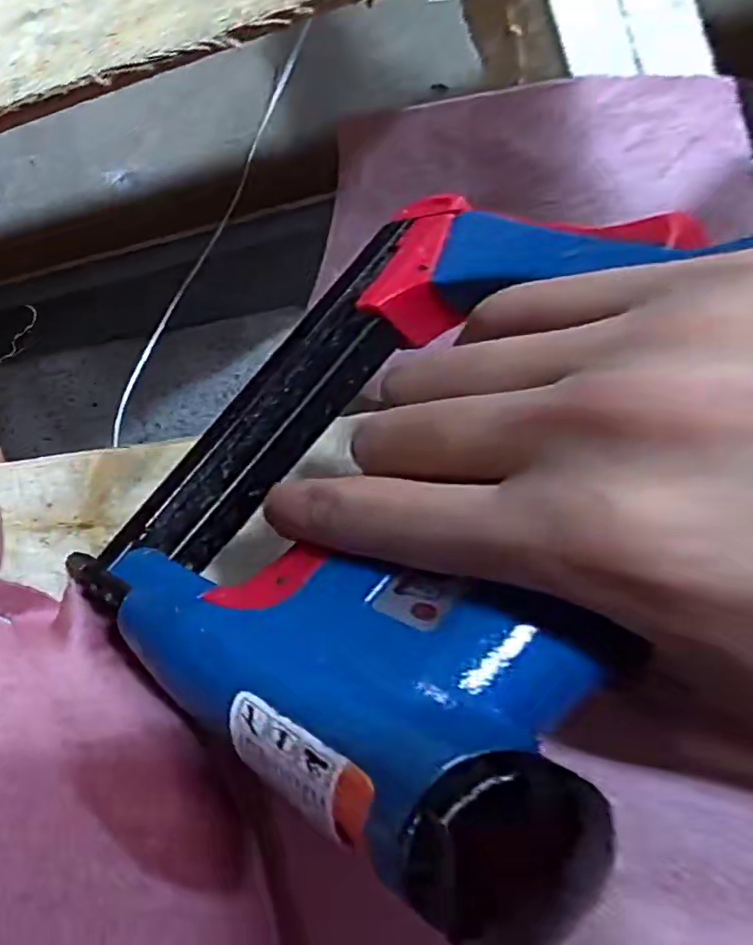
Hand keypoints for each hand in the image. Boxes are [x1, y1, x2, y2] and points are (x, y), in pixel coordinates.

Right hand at [264, 249, 752, 716]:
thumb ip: (596, 697)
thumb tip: (478, 662)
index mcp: (589, 539)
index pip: (365, 516)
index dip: (308, 515)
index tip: (288, 513)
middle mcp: (580, 429)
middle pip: (384, 430)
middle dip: (382, 467)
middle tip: (422, 490)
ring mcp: (637, 344)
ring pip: (428, 367)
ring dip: (430, 408)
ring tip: (481, 429)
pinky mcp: (694, 285)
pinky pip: (510, 307)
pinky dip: (495, 347)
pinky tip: (540, 372)